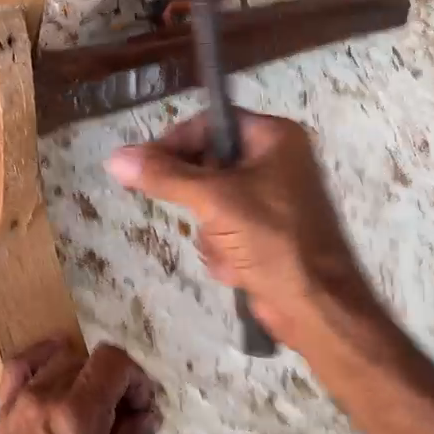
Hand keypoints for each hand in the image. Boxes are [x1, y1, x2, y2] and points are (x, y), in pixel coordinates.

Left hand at [0, 340, 160, 433]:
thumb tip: (143, 414)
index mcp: (76, 415)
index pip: (113, 361)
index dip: (135, 379)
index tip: (143, 406)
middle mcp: (44, 398)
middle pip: (86, 361)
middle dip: (111, 382)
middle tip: (124, 415)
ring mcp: (17, 405)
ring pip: (56, 361)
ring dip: (80, 376)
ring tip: (92, 406)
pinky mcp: (1, 416)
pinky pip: (19, 369)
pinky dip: (41, 362)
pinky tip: (56, 366)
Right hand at [106, 110, 365, 345]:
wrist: (318, 311)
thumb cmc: (273, 240)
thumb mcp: (213, 200)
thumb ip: (164, 175)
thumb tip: (116, 157)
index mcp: (274, 137)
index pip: (210, 122)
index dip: (177, 142)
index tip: (149, 165)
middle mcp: (276, 160)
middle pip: (208, 161)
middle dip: (198, 198)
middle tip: (193, 213)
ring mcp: (273, 198)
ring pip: (212, 198)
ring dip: (209, 228)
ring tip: (225, 247)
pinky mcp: (268, 232)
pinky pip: (224, 225)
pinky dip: (222, 245)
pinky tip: (235, 266)